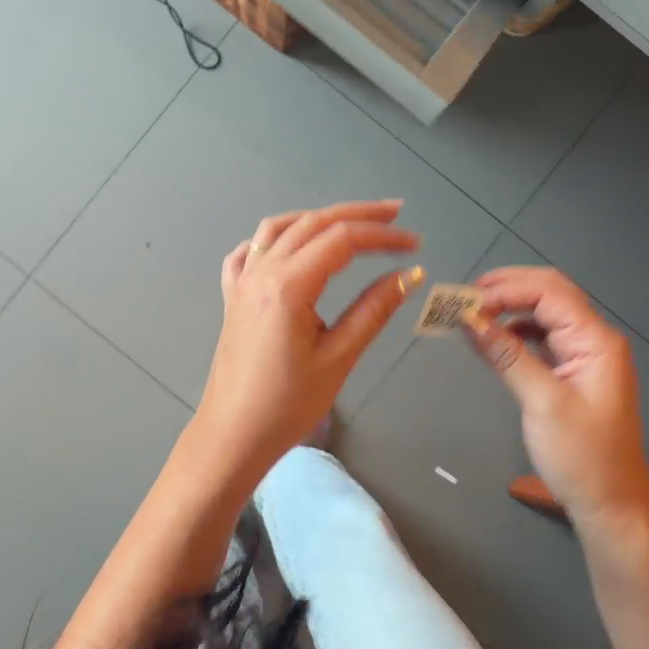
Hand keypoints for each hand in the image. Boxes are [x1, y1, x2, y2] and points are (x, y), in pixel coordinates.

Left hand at [193, 201, 424, 475]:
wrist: (233, 435)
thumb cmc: (287, 404)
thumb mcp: (338, 358)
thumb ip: (373, 310)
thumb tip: (409, 275)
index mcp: (289, 285)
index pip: (342, 240)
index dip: (382, 236)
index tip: (415, 245)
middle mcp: (262, 272)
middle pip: (313, 223)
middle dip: (357, 215)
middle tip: (396, 214)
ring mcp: (242, 282)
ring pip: (279, 228)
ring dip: (317, 218)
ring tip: (350, 222)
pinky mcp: (232, 297)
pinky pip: (250, 251)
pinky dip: (275, 238)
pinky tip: (291, 246)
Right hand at [465, 267, 648, 527]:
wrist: (612, 505)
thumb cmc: (582, 456)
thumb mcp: (542, 403)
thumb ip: (506, 355)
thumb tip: (468, 318)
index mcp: (596, 341)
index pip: (549, 293)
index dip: (506, 290)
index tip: (465, 303)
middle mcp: (594, 340)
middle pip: (550, 293)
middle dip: (508, 287)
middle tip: (464, 295)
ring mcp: (586, 356)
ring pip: (546, 313)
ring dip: (510, 306)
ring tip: (472, 313)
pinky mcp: (574, 372)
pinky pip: (544, 337)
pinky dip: (517, 330)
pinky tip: (494, 338)